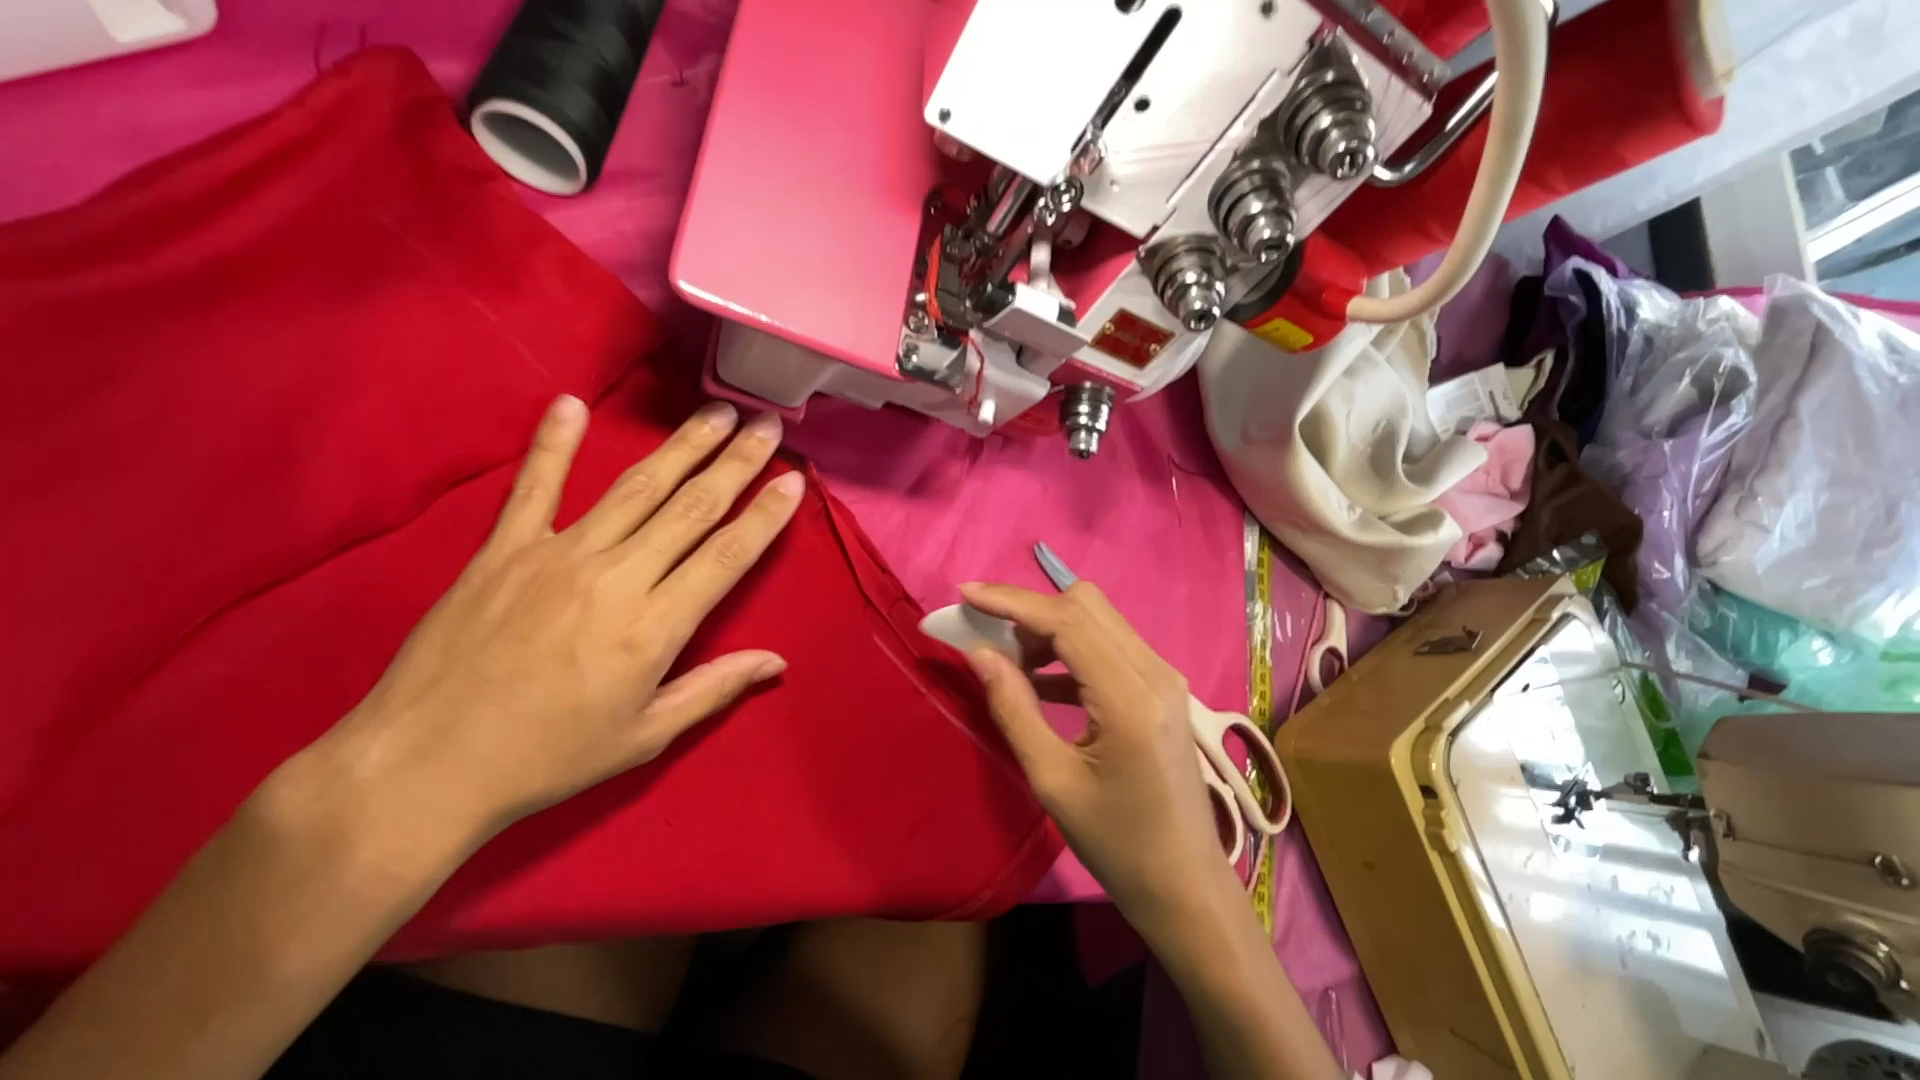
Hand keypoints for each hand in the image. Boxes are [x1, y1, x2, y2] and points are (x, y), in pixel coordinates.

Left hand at [320, 394, 802, 841]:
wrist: (429, 762)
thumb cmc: (547, 758)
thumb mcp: (643, 737)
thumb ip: (713, 690)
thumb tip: (776, 660)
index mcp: (654, 628)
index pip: (726, 556)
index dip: (765, 516)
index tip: (793, 480)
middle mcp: (615, 577)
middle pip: (690, 508)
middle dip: (736, 463)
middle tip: (766, 425)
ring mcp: (557, 556)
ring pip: (634, 488)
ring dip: (680, 447)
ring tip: (715, 414)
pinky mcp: (504, 550)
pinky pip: (535, 487)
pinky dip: (554, 444)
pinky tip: (570, 404)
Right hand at [956, 581, 1236, 935]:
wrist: (1184, 884)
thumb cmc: (1117, 843)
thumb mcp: (1053, 781)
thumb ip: (1014, 709)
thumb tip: (979, 653)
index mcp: (1130, 698)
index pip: (1068, 620)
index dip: (1012, 601)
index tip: (965, 595)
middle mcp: (1155, 674)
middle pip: (1086, 606)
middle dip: (1029, 610)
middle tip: (986, 637)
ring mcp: (1164, 680)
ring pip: (1099, 620)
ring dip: (1050, 628)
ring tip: (1009, 663)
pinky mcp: (1162, 691)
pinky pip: (1111, 647)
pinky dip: (1071, 650)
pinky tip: (1039, 682)